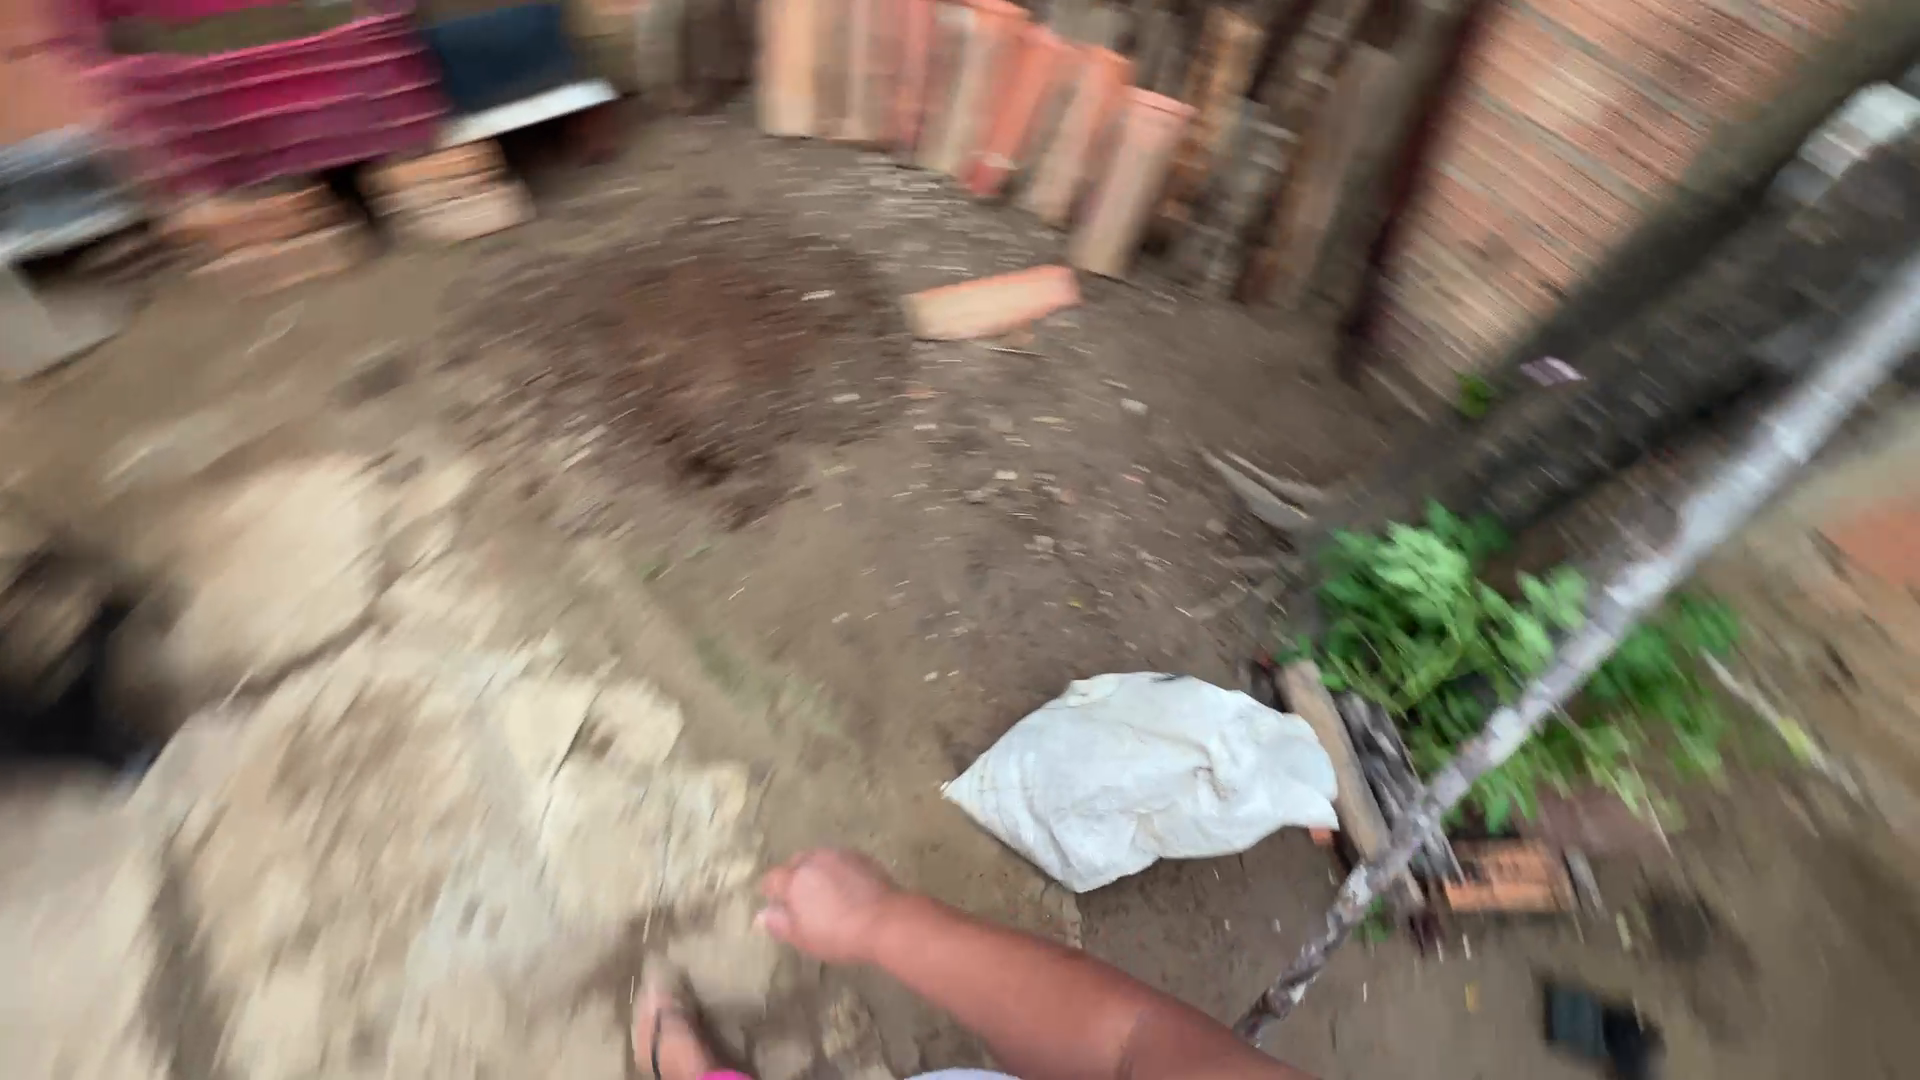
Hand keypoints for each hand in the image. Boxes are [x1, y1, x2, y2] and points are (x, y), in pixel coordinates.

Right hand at [757, 848, 900, 963]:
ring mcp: (840, 854)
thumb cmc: (837, 934)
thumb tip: (762, 914)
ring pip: (819, 858)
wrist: (883, 919)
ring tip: (824, 891)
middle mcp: (815, 859)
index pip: (772, 878)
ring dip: (816, 871)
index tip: (774, 902)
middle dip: (794, 876)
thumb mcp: (802, 937)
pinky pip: (840, 860)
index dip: (770, 890)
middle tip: (800, 898)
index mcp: (795, 879)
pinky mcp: (861, 856)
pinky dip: (837, 870)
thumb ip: (780, 923)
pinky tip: (845, 887)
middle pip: (796, 862)